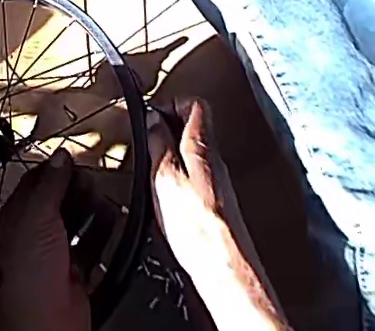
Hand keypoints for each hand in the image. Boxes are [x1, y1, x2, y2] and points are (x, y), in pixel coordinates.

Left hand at [0, 149, 89, 330]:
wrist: (46, 322)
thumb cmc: (29, 273)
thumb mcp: (39, 216)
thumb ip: (51, 185)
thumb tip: (60, 157)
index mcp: (19, 217)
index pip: (36, 183)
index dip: (53, 168)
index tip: (70, 158)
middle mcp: (36, 235)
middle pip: (57, 202)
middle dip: (74, 187)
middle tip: (91, 174)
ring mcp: (56, 255)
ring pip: (76, 223)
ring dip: (90, 208)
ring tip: (103, 192)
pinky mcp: (76, 274)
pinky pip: (92, 247)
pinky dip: (103, 233)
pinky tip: (112, 221)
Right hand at [148, 99, 288, 330]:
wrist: (227, 273)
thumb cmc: (198, 228)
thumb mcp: (164, 177)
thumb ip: (158, 143)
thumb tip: (152, 118)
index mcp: (202, 146)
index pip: (195, 104)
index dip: (171, 101)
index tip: (152, 111)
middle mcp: (215, 159)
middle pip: (194, 126)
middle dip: (167, 126)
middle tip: (148, 134)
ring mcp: (218, 181)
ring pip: (193, 150)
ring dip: (171, 150)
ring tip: (152, 161)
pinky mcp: (217, 203)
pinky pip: (196, 173)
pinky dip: (178, 173)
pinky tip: (165, 190)